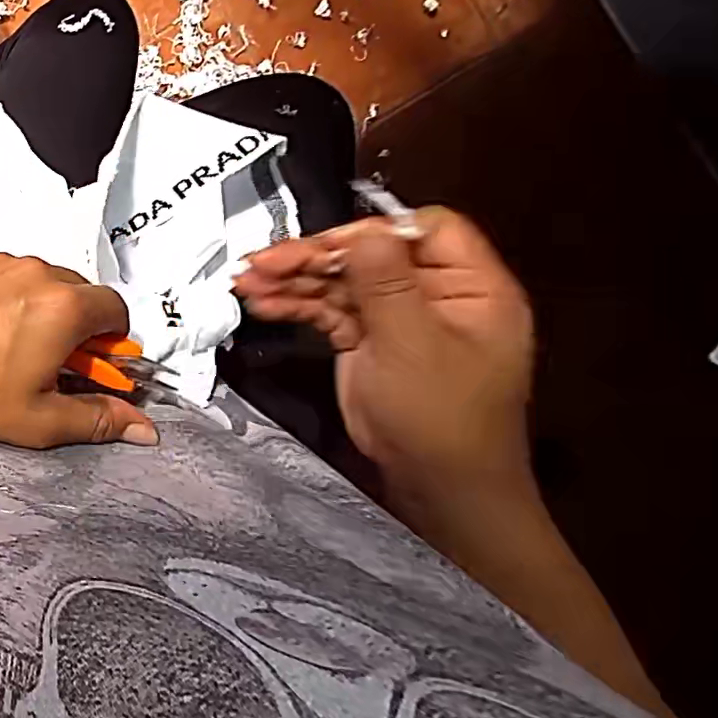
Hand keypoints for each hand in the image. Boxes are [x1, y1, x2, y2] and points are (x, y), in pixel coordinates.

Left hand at [0, 254, 158, 449]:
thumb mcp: (42, 419)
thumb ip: (100, 419)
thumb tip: (136, 425)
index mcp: (64, 307)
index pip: (118, 309)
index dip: (114, 340)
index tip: (98, 359)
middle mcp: (37, 274)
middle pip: (85, 293)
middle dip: (81, 325)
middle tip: (58, 360)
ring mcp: (4, 264)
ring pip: (49, 281)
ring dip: (48, 308)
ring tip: (20, 347)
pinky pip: (14, 273)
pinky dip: (15, 296)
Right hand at [233, 208, 534, 503]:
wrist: (434, 488)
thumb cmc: (443, 421)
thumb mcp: (414, 344)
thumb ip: (387, 282)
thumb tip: (366, 229)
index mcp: (468, 286)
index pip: (422, 229)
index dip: (375, 230)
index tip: (330, 245)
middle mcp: (430, 292)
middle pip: (367, 253)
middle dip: (313, 256)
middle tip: (265, 261)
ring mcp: (393, 315)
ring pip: (339, 279)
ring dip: (293, 279)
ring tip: (248, 280)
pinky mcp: (364, 337)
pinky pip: (326, 308)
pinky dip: (295, 305)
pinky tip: (263, 303)